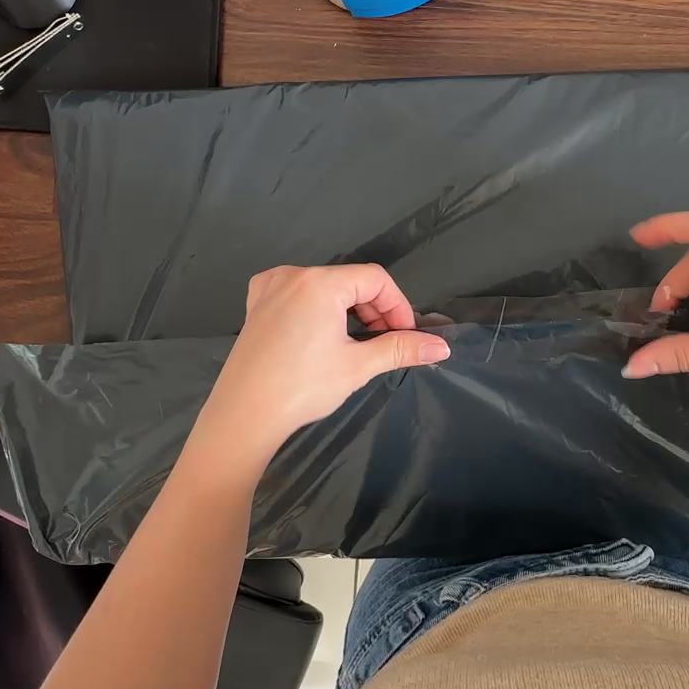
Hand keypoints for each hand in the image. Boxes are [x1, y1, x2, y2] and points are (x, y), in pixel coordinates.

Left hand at [193, 264, 448, 461]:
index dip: (398, 306)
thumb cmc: (304, 386)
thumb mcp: (359, 366)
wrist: (246, 413)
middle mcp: (294, 276)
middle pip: (350, 281)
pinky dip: (317, 308)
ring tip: (357, 344)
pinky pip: (297, 294)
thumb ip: (401, 349)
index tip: (407, 336)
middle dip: (375, 310)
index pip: (376, 279)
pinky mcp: (256, 305)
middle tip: (386, 344)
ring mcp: (270, 288)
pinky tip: (320, 331)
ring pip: (325, 288)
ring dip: (349, 311)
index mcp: (320, 283)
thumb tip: (441, 347)